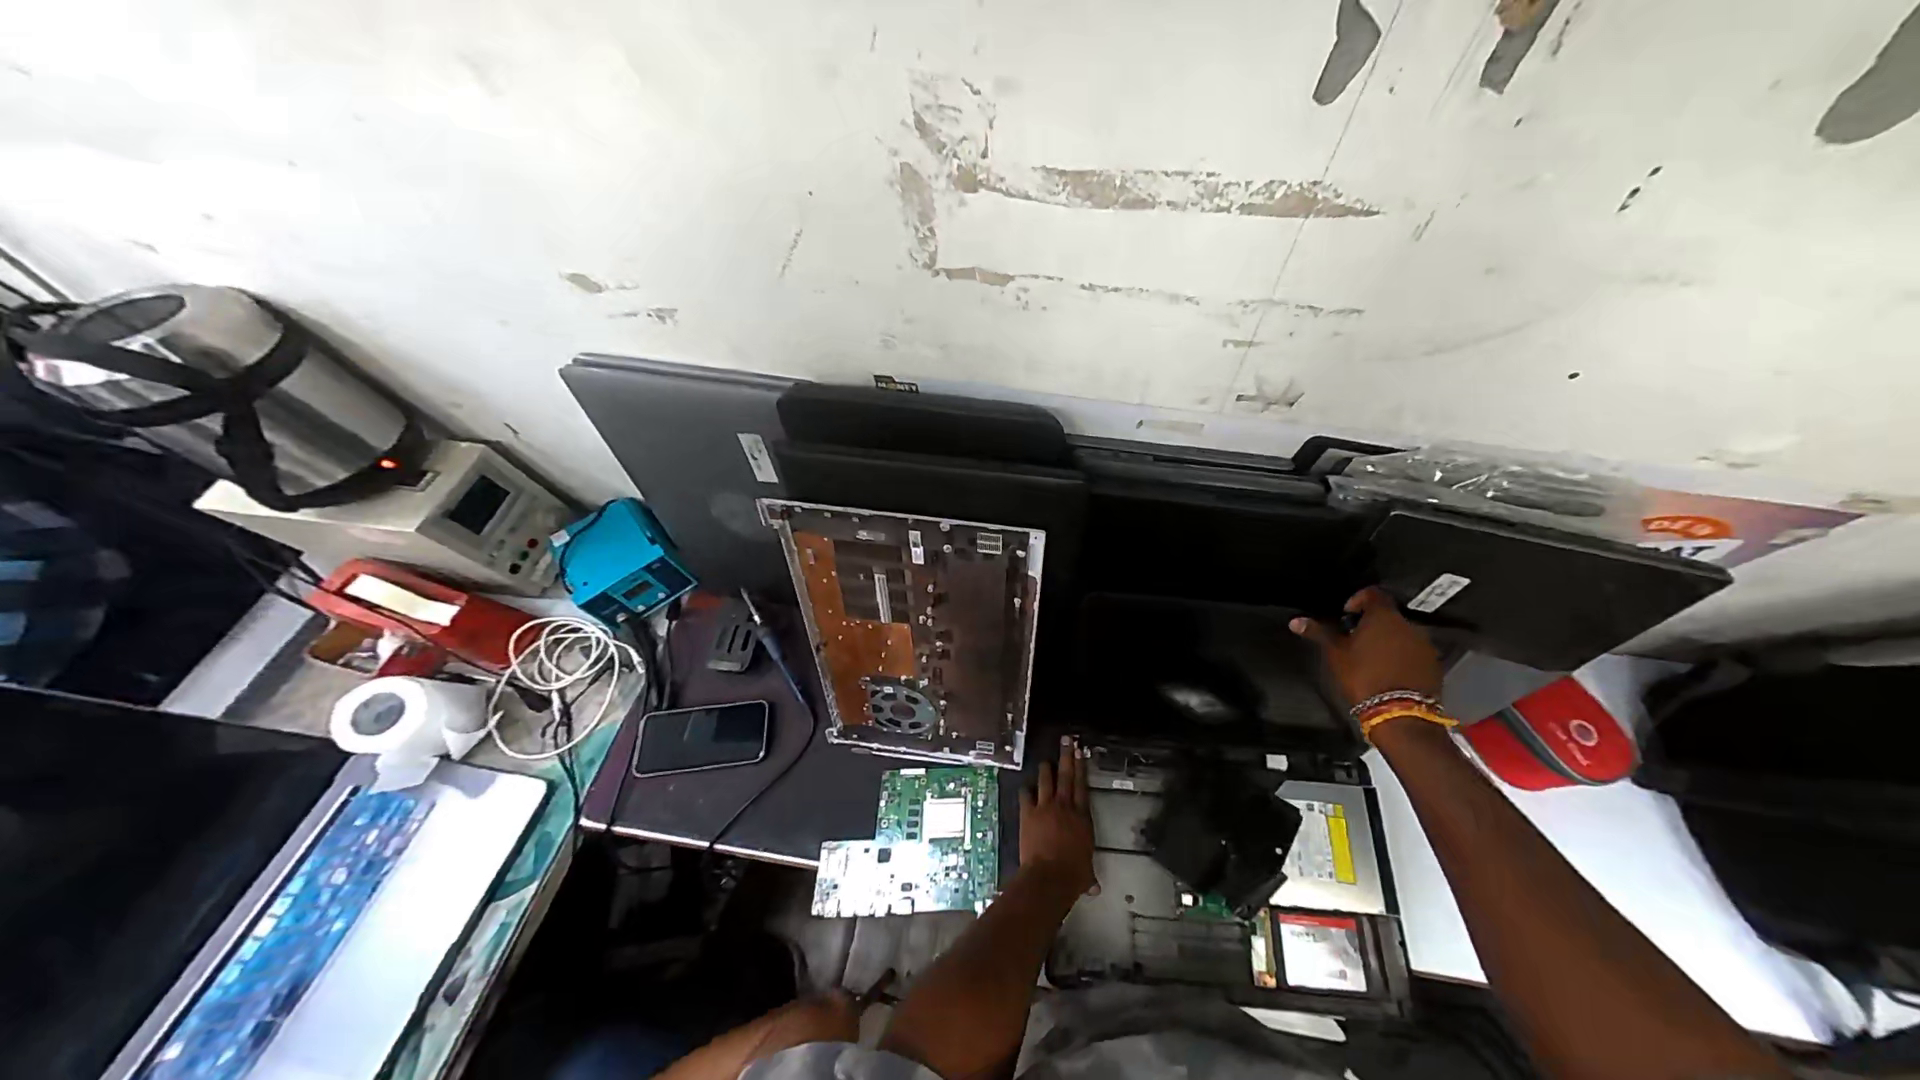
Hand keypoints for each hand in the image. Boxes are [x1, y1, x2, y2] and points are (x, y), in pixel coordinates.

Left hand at [1019, 736, 1097, 896]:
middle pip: (1066, 775)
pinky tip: (1025, 787)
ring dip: (1045, 769)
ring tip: (1045, 760)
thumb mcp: (1085, 873)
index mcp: (1082, 817)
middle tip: (1066, 740)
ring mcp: (1045, 807)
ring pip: (1045, 780)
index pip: (1083, 786)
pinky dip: (1026, 790)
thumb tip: (1094, 887)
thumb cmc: (1073, 874)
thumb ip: (1088, 874)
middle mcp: (1065, 806)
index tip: (1081, 752)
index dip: (1082, 767)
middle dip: (1066, 756)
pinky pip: (1026, 795)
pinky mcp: (1028, 813)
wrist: (1049, 875)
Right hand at [1291, 587, 1443, 708]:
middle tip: (1354, 640)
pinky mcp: (1434, 664)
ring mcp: (1424, 644)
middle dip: (1371, 623)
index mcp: (1383, 617)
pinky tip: (1388, 670)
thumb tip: (1296, 621)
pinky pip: (1413, 651)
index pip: (1373, 593)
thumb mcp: (1335, 654)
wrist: (1400, 712)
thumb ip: (1319, 633)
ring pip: (1402, 633)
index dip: (1358, 599)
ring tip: (1371, 658)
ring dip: (1387, 640)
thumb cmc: (1362, 676)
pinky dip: (1401, 655)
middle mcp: (1408, 625)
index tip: (1346, 615)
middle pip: (1388, 615)